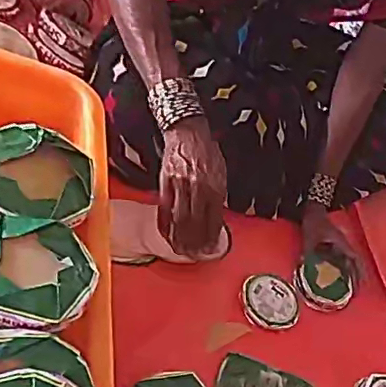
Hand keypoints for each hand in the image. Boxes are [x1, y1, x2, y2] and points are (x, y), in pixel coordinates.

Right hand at [159, 117, 226, 256]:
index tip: (211, 249)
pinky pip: (164, 209)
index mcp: (214, 186)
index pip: (214, 219)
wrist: (187, 132)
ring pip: (179, 218)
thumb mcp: (221, 174)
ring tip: (181, 250)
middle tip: (195, 254)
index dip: (212, 237)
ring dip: (180, 238)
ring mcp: (180, 185)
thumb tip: (218, 218)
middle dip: (195, 242)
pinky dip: (165, 225)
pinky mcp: (165, 182)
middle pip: (196, 223)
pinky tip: (167, 235)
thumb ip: (219, 196)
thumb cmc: (206, 152)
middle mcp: (197, 187)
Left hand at [300, 203, 365, 288]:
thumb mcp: (310, 239)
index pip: (354, 258)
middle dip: (358, 276)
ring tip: (352, 286)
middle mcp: (343, 244)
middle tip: (358, 290)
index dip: (359, 271)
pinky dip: (343, 268)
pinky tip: (340, 276)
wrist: (313, 210)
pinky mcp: (334, 245)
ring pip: (349, 261)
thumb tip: (307, 267)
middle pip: (354, 262)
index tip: (362, 283)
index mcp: (340, 243)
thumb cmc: (314, 223)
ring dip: (352, 273)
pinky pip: (342, 258)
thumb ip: (309, 253)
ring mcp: (339, 244)